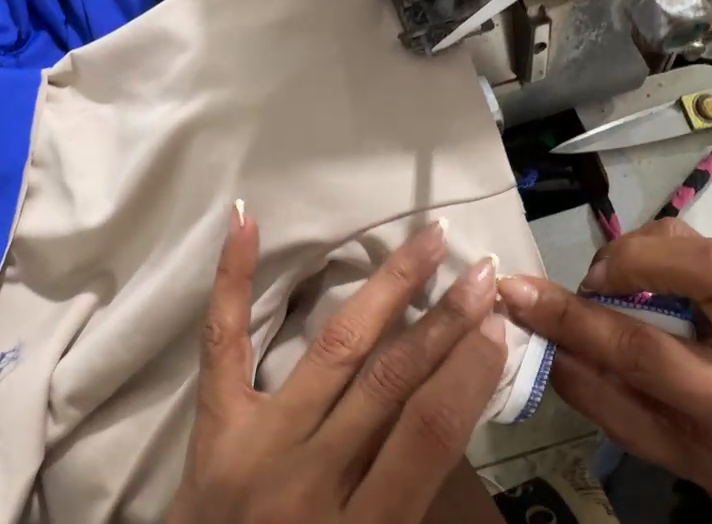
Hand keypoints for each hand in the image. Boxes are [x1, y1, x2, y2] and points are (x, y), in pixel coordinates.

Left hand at [168, 209, 508, 523]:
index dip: (469, 371)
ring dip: (385, 288)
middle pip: (389, 381)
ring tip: (424, 240)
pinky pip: (222, 344)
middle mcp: (310, 478)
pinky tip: (245, 221)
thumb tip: (456, 403)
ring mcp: (255, 444)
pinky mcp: (213, 425)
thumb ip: (413, 491)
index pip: (428, 433)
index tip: (499, 323)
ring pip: (333, 350)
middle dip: (442, 320)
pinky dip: (231, 281)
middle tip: (481, 271)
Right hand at [496, 219, 711, 518]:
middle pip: (704, 270)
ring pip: (702, 243)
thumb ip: (590, 386)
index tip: (519, 293)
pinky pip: (701, 242)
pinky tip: (638, 274)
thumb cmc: (700, 448)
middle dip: (630, 261)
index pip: (646, 350)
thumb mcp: (642, 436)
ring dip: (641, 250)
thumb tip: (533, 322)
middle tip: (589, 284)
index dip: (576, 319)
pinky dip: (657, 247)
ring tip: (610, 281)